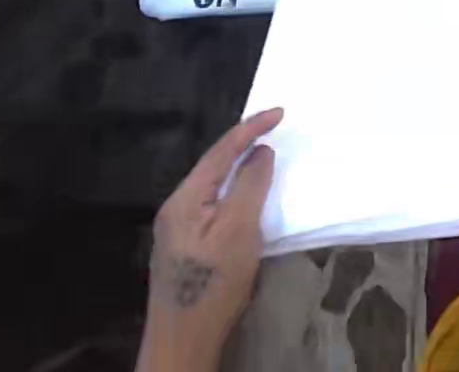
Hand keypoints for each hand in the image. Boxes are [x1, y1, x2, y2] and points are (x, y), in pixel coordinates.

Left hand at [138, 109, 282, 371]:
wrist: (180, 349)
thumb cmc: (213, 287)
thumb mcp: (238, 231)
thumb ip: (250, 185)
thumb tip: (261, 151)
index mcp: (185, 197)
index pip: (222, 149)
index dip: (252, 127)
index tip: (281, 112)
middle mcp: (177, 206)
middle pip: (214, 163)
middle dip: (243, 142)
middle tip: (273, 126)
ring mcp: (178, 228)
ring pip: (214, 184)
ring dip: (239, 166)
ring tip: (262, 151)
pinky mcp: (185, 247)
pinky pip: (214, 203)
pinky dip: (234, 190)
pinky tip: (245, 193)